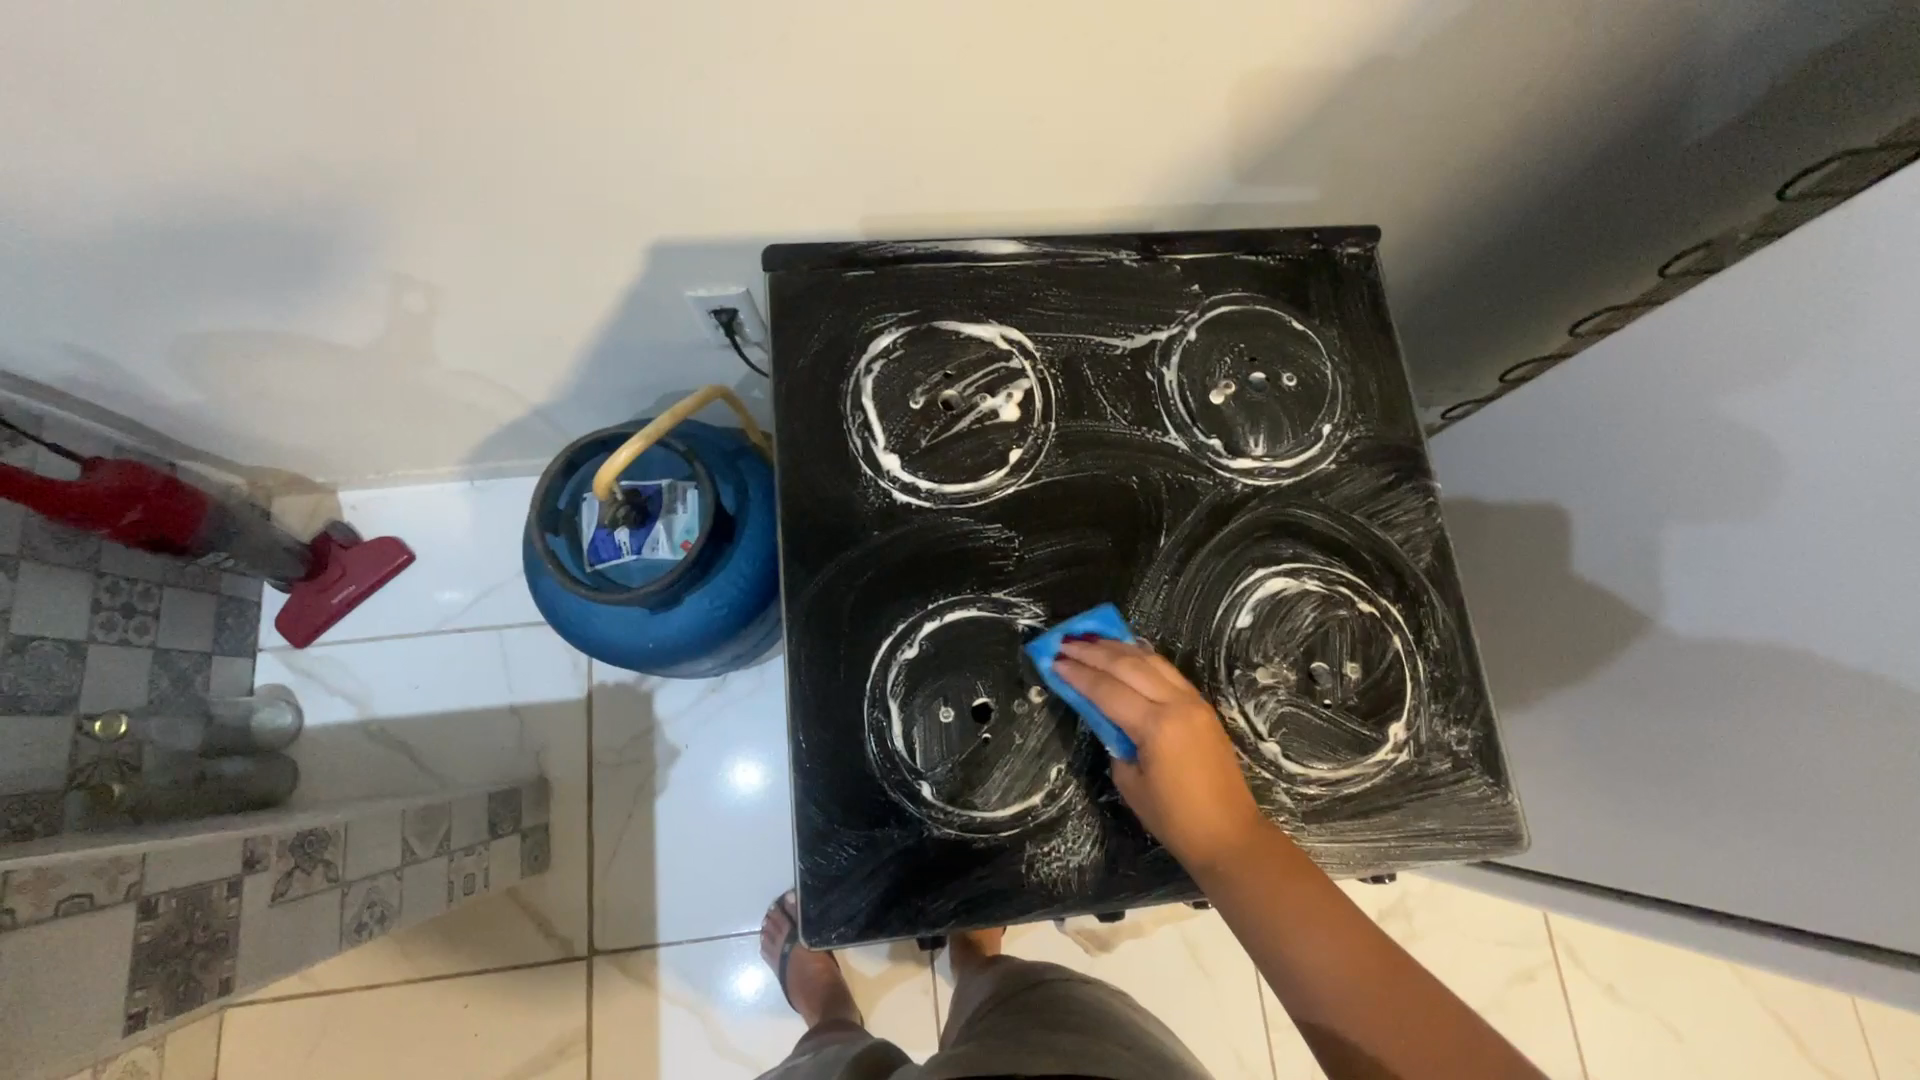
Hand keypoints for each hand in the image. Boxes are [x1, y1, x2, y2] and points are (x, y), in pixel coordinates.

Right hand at [1052, 638, 1270, 871]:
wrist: (1229, 834)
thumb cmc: (1174, 819)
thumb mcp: (1130, 782)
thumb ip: (1115, 741)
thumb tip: (1106, 718)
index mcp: (1157, 726)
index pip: (1107, 690)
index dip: (1078, 675)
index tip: (1053, 661)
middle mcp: (1177, 704)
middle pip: (1128, 666)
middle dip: (1094, 653)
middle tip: (1065, 643)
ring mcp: (1194, 702)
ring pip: (1151, 661)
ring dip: (1119, 648)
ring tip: (1091, 639)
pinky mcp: (1202, 707)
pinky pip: (1168, 672)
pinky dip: (1144, 657)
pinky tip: (1128, 650)